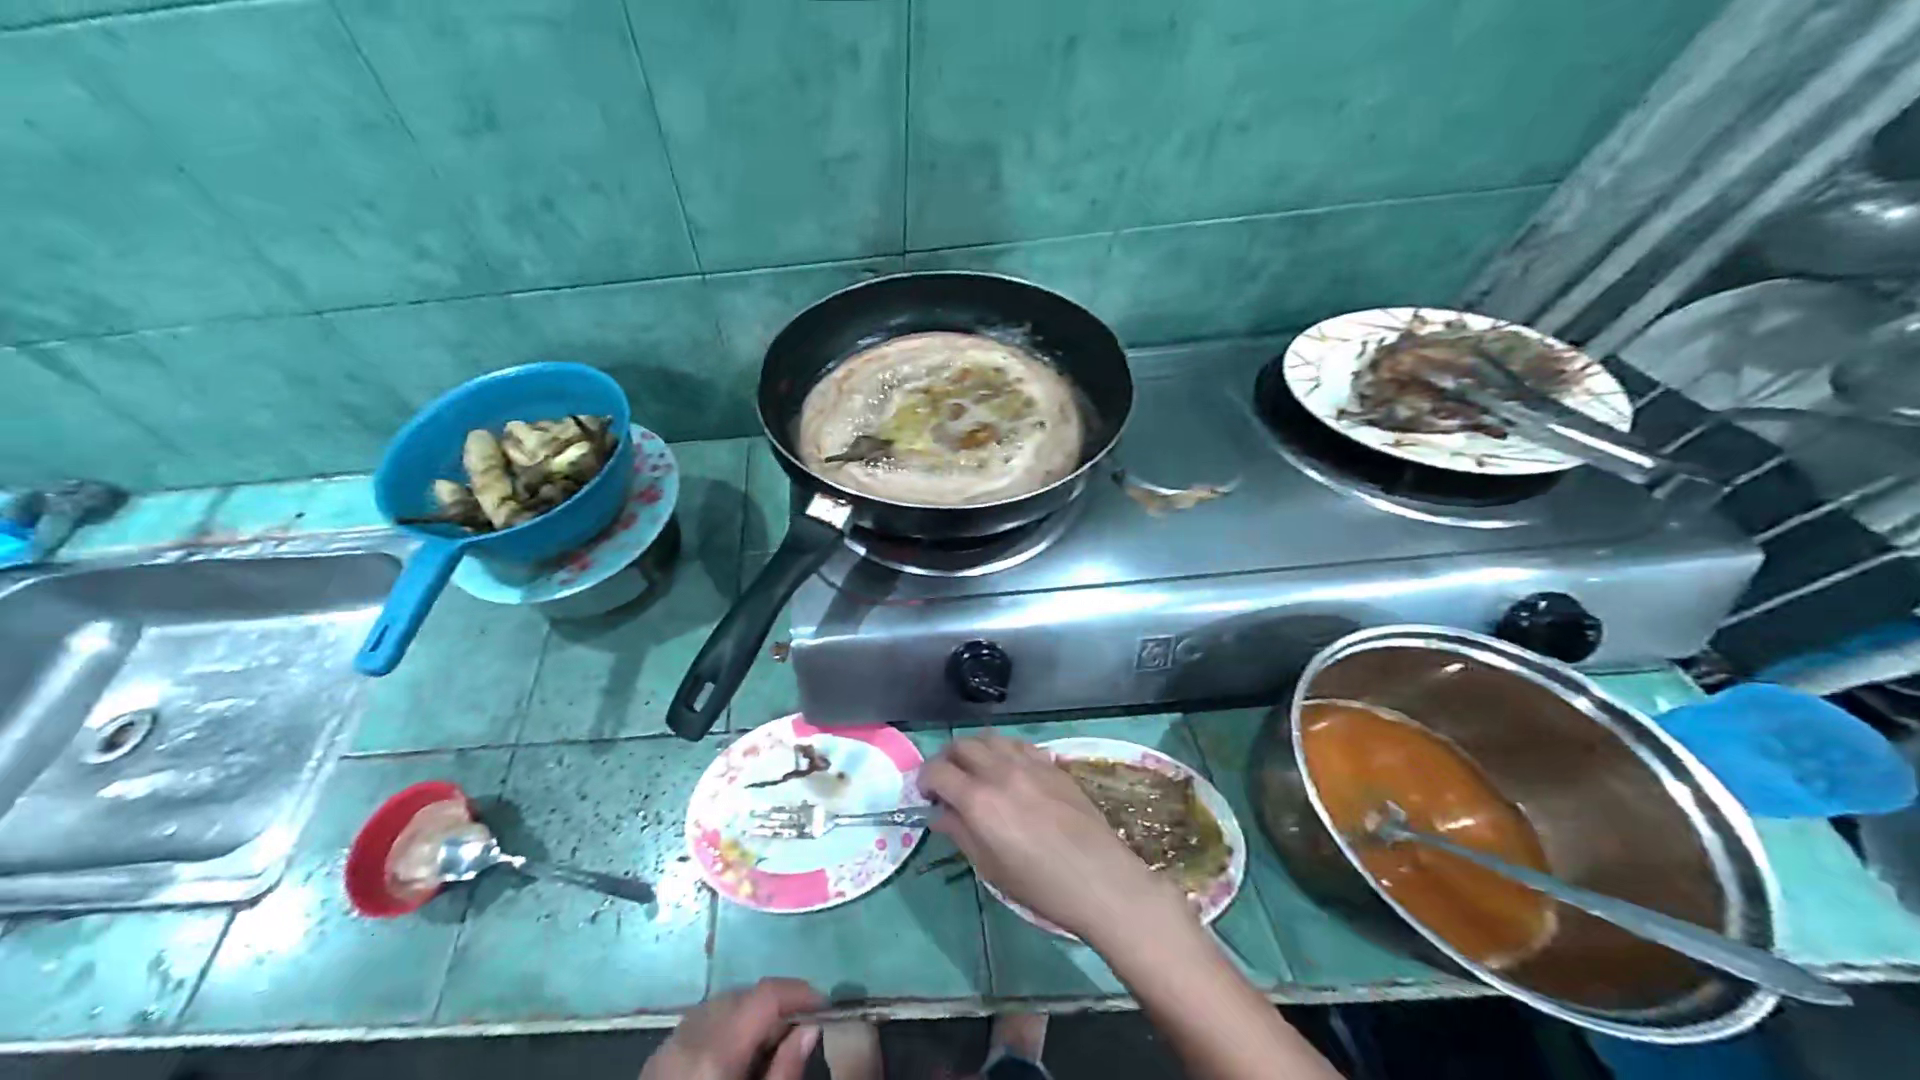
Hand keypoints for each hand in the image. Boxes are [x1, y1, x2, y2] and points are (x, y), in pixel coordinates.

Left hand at [639, 978, 821, 1079]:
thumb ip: (785, 1071)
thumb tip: (809, 1029)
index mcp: (714, 1051)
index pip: (765, 995)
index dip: (800, 992)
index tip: (825, 1008)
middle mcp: (687, 1038)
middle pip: (742, 996)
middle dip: (776, 1005)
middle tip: (802, 1031)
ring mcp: (664, 1050)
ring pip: (718, 1007)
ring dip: (750, 1015)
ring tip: (772, 1045)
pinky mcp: (653, 1066)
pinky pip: (697, 1027)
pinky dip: (724, 1029)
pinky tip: (737, 1059)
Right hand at [919, 735, 1187, 942]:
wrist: (1100, 879)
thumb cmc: (1040, 885)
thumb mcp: (990, 867)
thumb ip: (961, 833)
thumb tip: (941, 814)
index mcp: (979, 801)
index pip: (938, 771)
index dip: (925, 780)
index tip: (927, 796)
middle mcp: (1000, 772)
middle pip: (961, 745)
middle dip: (946, 760)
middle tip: (948, 783)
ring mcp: (1029, 763)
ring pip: (990, 738)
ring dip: (975, 751)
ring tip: (977, 773)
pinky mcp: (1051, 764)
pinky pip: (1018, 744)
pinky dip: (1004, 751)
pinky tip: (1009, 771)